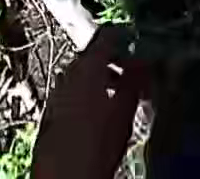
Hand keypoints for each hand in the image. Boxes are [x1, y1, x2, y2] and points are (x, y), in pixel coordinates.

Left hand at [31, 28, 146, 178]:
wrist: (62, 178)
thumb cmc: (95, 145)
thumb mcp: (123, 112)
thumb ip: (134, 81)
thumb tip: (146, 60)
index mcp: (86, 65)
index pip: (107, 36)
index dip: (126, 37)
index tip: (142, 44)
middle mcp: (69, 71)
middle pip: (95, 54)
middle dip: (117, 61)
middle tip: (137, 75)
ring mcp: (58, 89)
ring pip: (85, 73)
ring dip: (104, 78)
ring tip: (122, 96)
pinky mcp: (53, 109)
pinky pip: (74, 89)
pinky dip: (90, 92)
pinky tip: (101, 111)